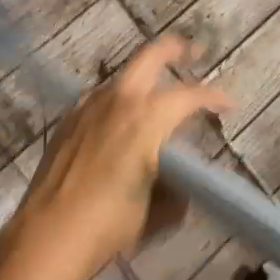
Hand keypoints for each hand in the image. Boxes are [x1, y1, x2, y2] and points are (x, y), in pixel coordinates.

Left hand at [0, 35, 230, 279]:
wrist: (51, 230)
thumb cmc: (110, 222)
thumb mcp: (156, 209)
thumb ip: (173, 189)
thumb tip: (178, 184)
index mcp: (144, 117)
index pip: (187, 95)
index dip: (212, 96)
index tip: (228, 103)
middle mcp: (115, 100)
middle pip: (148, 56)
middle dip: (173, 49)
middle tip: (192, 52)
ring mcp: (86, 105)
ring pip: (120, 76)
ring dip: (142, 75)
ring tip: (158, 90)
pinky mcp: (67, 118)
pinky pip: (99, 96)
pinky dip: (118, 97)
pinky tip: (121, 117)